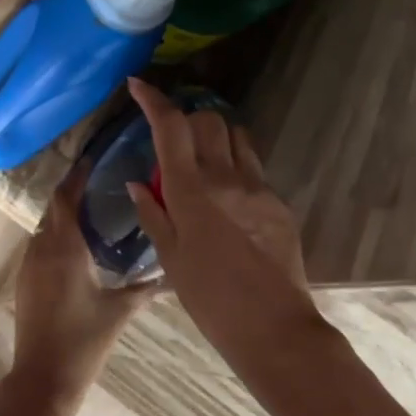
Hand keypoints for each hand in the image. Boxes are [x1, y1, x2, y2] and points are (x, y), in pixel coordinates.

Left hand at [10, 158, 158, 403]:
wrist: (43, 374)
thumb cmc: (83, 340)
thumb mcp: (118, 311)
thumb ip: (144, 288)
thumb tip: (172, 273)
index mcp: (65, 247)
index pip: (65, 197)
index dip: (76, 176)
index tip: (92, 160)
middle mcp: (42, 246)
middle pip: (53, 206)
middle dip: (71, 191)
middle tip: (96, 181)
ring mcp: (29, 261)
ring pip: (45, 225)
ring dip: (62, 213)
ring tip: (90, 209)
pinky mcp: (24, 277)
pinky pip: (39, 243)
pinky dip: (55, 234)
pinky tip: (74, 244)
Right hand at [124, 78, 320, 355]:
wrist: (274, 329)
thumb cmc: (210, 299)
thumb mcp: (170, 258)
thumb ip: (153, 214)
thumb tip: (137, 184)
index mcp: (189, 189)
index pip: (170, 125)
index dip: (153, 99)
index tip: (138, 85)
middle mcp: (224, 177)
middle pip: (206, 120)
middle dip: (187, 118)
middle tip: (175, 139)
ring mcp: (256, 187)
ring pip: (236, 135)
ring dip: (217, 136)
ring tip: (206, 157)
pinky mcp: (278, 202)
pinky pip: (254, 168)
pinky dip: (237, 167)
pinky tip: (231, 197)